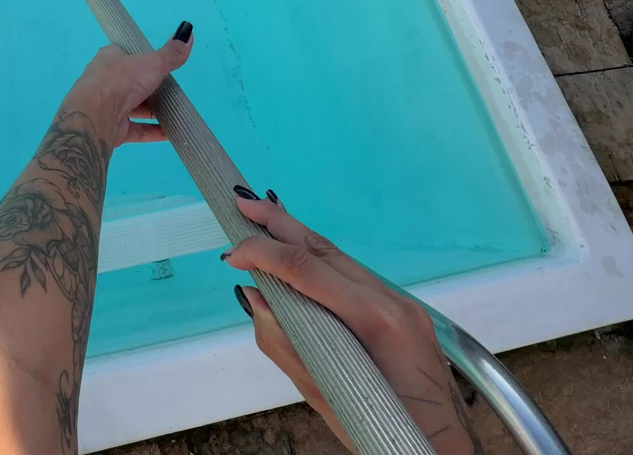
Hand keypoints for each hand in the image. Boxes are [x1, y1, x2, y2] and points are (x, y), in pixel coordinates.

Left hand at [58, 22, 192, 149]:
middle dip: (150, 88)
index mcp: (110, 59)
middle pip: (131, 83)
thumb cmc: (122, 79)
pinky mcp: (114, 128)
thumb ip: (171, 53)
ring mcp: (109, 106)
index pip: (126, 55)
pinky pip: (137, 129)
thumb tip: (188, 31)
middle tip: (173, 91)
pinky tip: (171, 133)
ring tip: (176, 112)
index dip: (141, 59)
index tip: (160, 65)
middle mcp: (106, 81)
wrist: (97, 114)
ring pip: (134, 108)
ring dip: (153, 111)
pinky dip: (153, 131)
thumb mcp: (152, 62)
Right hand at [225, 195, 480, 454]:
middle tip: (240, 202)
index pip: (306, 268)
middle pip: (323, 248)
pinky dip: (315, 257)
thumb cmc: (386, 433)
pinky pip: (349, 272)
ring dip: (294, 233)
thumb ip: (284, 343)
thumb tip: (253, 295)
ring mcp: (401, 301)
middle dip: (277, 221)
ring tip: (259, 215)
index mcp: (376, 320)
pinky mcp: (401, 307)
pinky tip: (295, 251)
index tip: (231, 256)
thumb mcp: (324, 396)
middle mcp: (391, 299)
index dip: (263, 253)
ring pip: (337, 254)